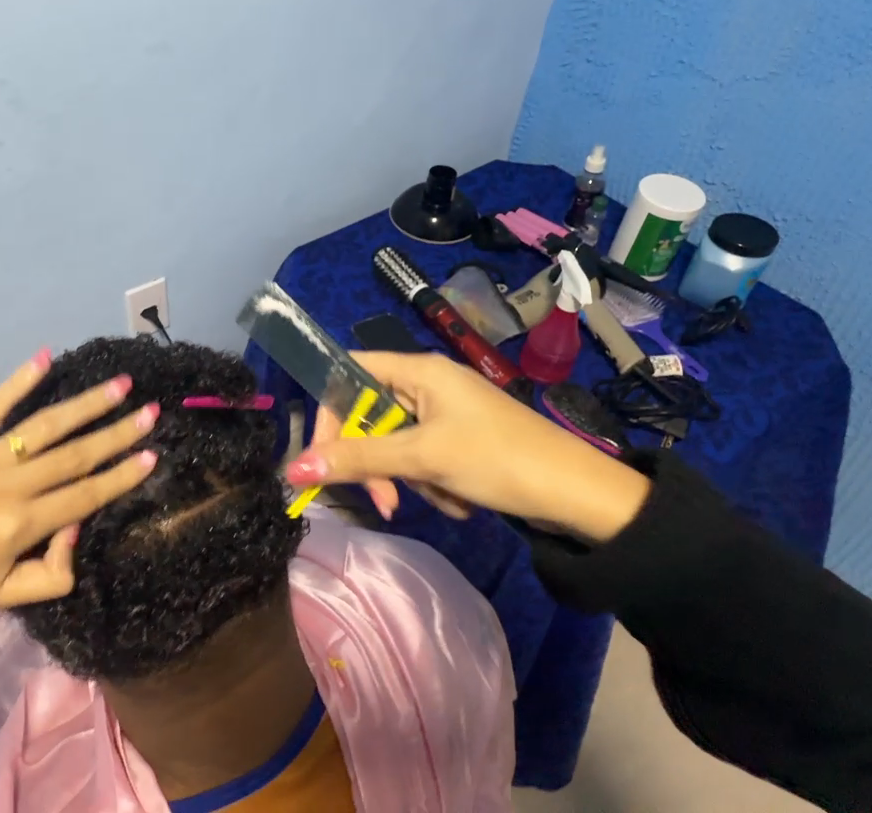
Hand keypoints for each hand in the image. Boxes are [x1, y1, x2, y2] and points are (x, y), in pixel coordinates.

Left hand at [0, 350, 158, 664]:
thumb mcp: (4, 599)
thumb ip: (52, 572)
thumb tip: (76, 528)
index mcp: (22, 526)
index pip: (85, 495)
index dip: (122, 476)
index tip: (152, 455)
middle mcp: (9, 485)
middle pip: (75, 454)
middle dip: (118, 432)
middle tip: (152, 411)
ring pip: (46, 425)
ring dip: (87, 403)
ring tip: (120, 385)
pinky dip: (19, 381)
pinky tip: (44, 357)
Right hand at [287, 352, 650, 542]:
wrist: (577, 494)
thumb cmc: (498, 459)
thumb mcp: (422, 458)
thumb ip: (358, 459)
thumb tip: (294, 467)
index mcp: (418, 370)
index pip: (349, 374)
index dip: (330, 414)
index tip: (323, 460)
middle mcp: (427, 385)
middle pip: (370, 416)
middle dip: (375, 462)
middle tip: (383, 501)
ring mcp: (445, 415)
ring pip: (396, 445)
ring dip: (409, 479)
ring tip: (442, 499)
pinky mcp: (460, 442)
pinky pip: (423, 461)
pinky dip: (433, 485)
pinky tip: (459, 502)